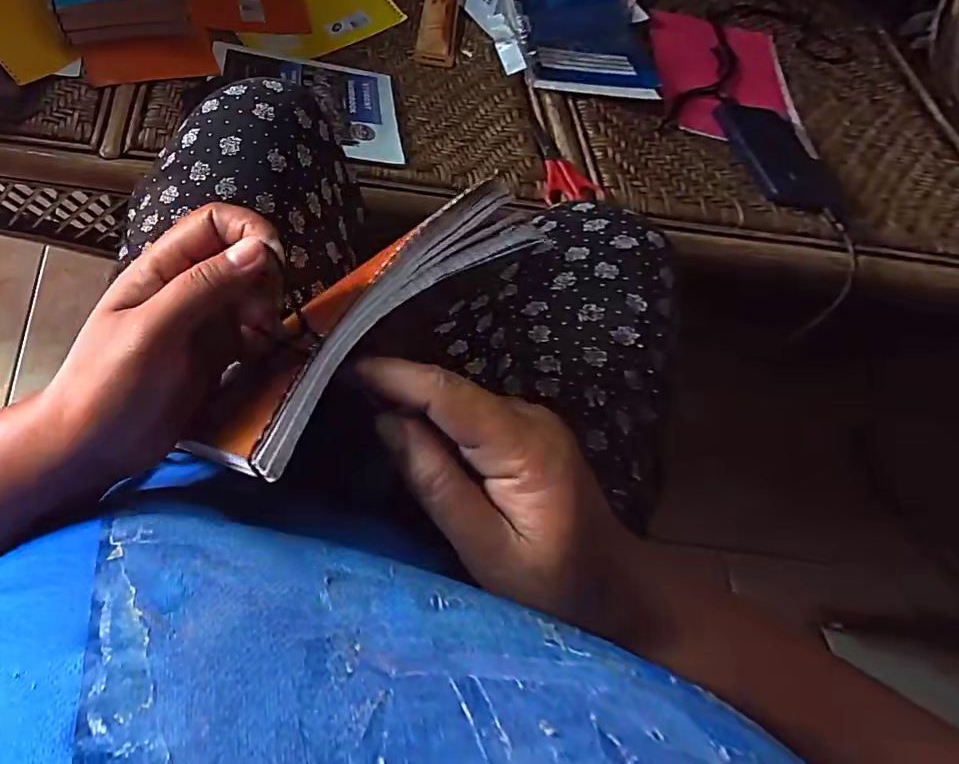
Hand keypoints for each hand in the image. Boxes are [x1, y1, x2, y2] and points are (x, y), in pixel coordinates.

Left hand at [41, 203, 284, 477]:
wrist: (89, 448)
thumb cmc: (102, 385)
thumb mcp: (150, 330)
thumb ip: (202, 286)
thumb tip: (255, 249)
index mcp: (161, 268)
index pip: (214, 222)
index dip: (248, 229)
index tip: (270, 257)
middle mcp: (185, 288)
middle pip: (242, 256)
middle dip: (262, 277)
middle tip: (260, 314)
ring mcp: (202, 321)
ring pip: (252, 293)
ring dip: (266, 310)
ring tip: (256, 340)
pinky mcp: (215, 353)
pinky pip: (252, 331)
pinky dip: (262, 339)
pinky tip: (252, 358)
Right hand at [357, 358, 629, 636]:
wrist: (617, 589)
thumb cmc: (553, 588)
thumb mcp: (485, 551)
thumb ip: (435, 484)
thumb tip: (387, 422)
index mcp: (525, 448)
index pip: (450, 394)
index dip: (396, 376)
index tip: (348, 369)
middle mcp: (531, 416)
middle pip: (451, 388)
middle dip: (395, 382)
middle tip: (342, 383)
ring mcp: (531, 417)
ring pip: (456, 395)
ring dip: (410, 394)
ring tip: (360, 395)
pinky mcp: (525, 425)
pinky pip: (468, 408)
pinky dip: (431, 409)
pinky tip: (403, 416)